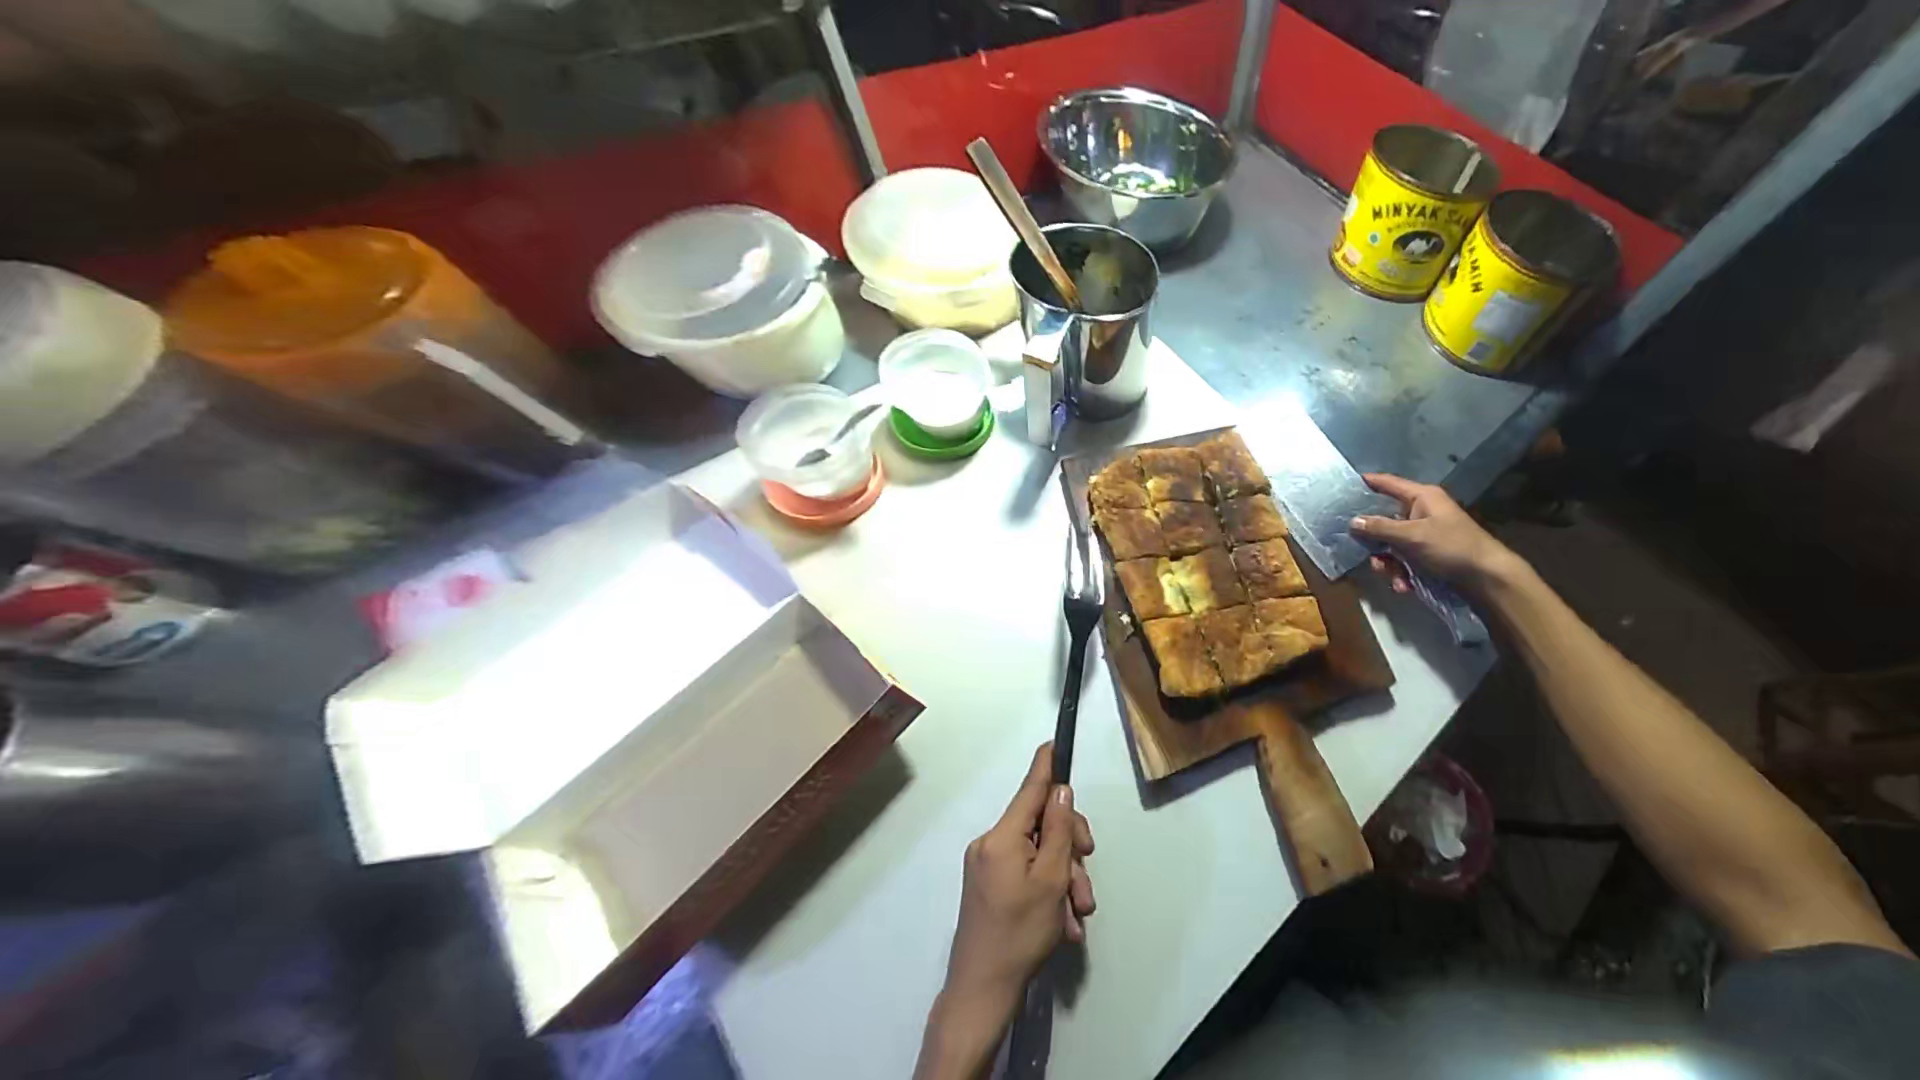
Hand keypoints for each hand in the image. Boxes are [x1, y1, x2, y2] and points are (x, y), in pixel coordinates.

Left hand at [916, 745, 1093, 1079]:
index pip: (1029, 791)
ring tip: (1076, 915)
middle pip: (1041, 826)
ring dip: (1064, 882)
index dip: (1045, 767)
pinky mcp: (988, 887)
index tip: (1053, 743)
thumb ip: (1059, 831)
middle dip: (1070, 851)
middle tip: (1085, 882)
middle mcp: (990, 844)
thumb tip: (1061, 791)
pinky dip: (1047, 894)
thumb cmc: (1020, 931)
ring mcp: (987, 867)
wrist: (983, 988)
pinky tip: (1062, 924)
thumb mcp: (1051, 880)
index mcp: (1001, 836)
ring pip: (1038, 856)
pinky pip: (1026, 876)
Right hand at [1350, 473, 1526, 593]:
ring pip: (1390, 543)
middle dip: (1370, 536)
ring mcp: (1424, 535)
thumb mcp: (1411, 535)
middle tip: (1355, 546)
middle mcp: (1421, 512)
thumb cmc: (1451, 546)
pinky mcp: (1426, 555)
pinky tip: (1403, 585)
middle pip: (1383, 518)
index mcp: (1421, 498)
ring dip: (1385, 561)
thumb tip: (1352, 521)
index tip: (1341, 486)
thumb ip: (1379, 527)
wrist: (1487, 578)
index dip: (1365, 482)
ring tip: (1388, 573)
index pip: (1387, 483)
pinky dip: (1400, 573)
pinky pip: (1402, 560)